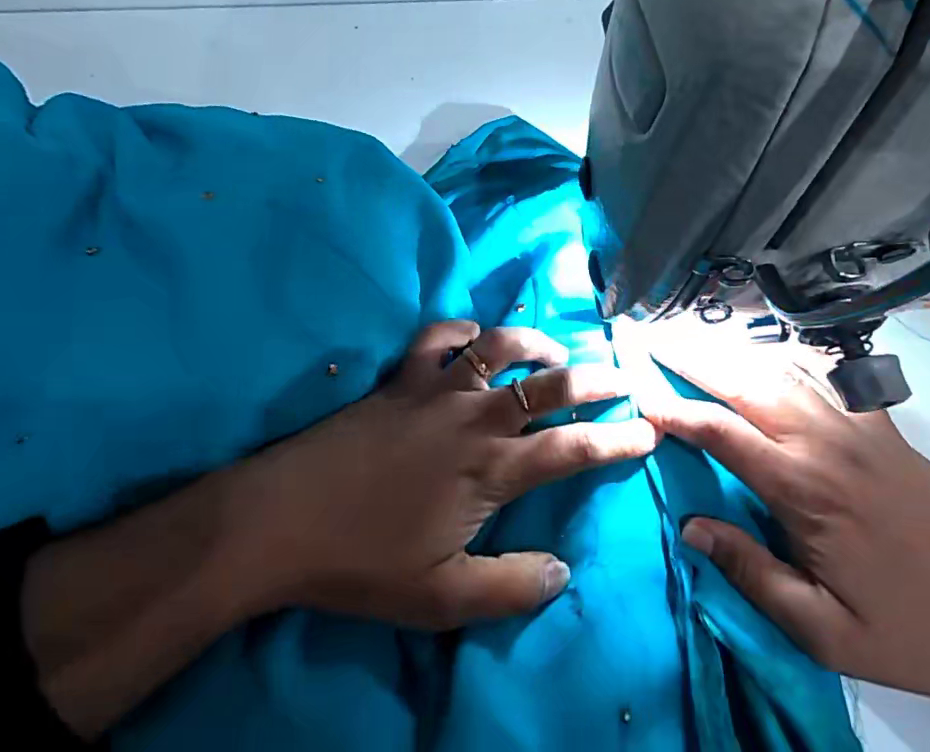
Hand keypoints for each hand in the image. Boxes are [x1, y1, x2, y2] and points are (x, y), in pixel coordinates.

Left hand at [208, 320, 659, 630]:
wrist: (278, 520)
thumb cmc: (362, 561)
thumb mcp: (441, 598)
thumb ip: (511, 587)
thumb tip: (566, 571)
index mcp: (491, 470)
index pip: (573, 449)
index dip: (619, 439)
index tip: (650, 431)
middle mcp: (474, 419)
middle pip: (549, 384)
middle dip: (594, 377)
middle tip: (621, 375)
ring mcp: (435, 391)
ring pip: (500, 346)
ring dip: (535, 343)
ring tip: (554, 352)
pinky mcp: (398, 380)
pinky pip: (437, 337)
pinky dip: (462, 330)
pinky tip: (472, 339)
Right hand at [635, 327, 929, 743]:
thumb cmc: (918, 633)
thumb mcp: (826, 632)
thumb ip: (752, 573)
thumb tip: (691, 526)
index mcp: (807, 489)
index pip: (723, 432)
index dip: (674, 411)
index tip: (638, 398)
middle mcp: (828, 442)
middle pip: (747, 381)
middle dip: (693, 355)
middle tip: (650, 335)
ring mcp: (860, 428)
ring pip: (784, 370)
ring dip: (735, 350)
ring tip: (696, 338)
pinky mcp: (885, 429)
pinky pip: (828, 377)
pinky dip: (790, 357)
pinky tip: (773, 354)